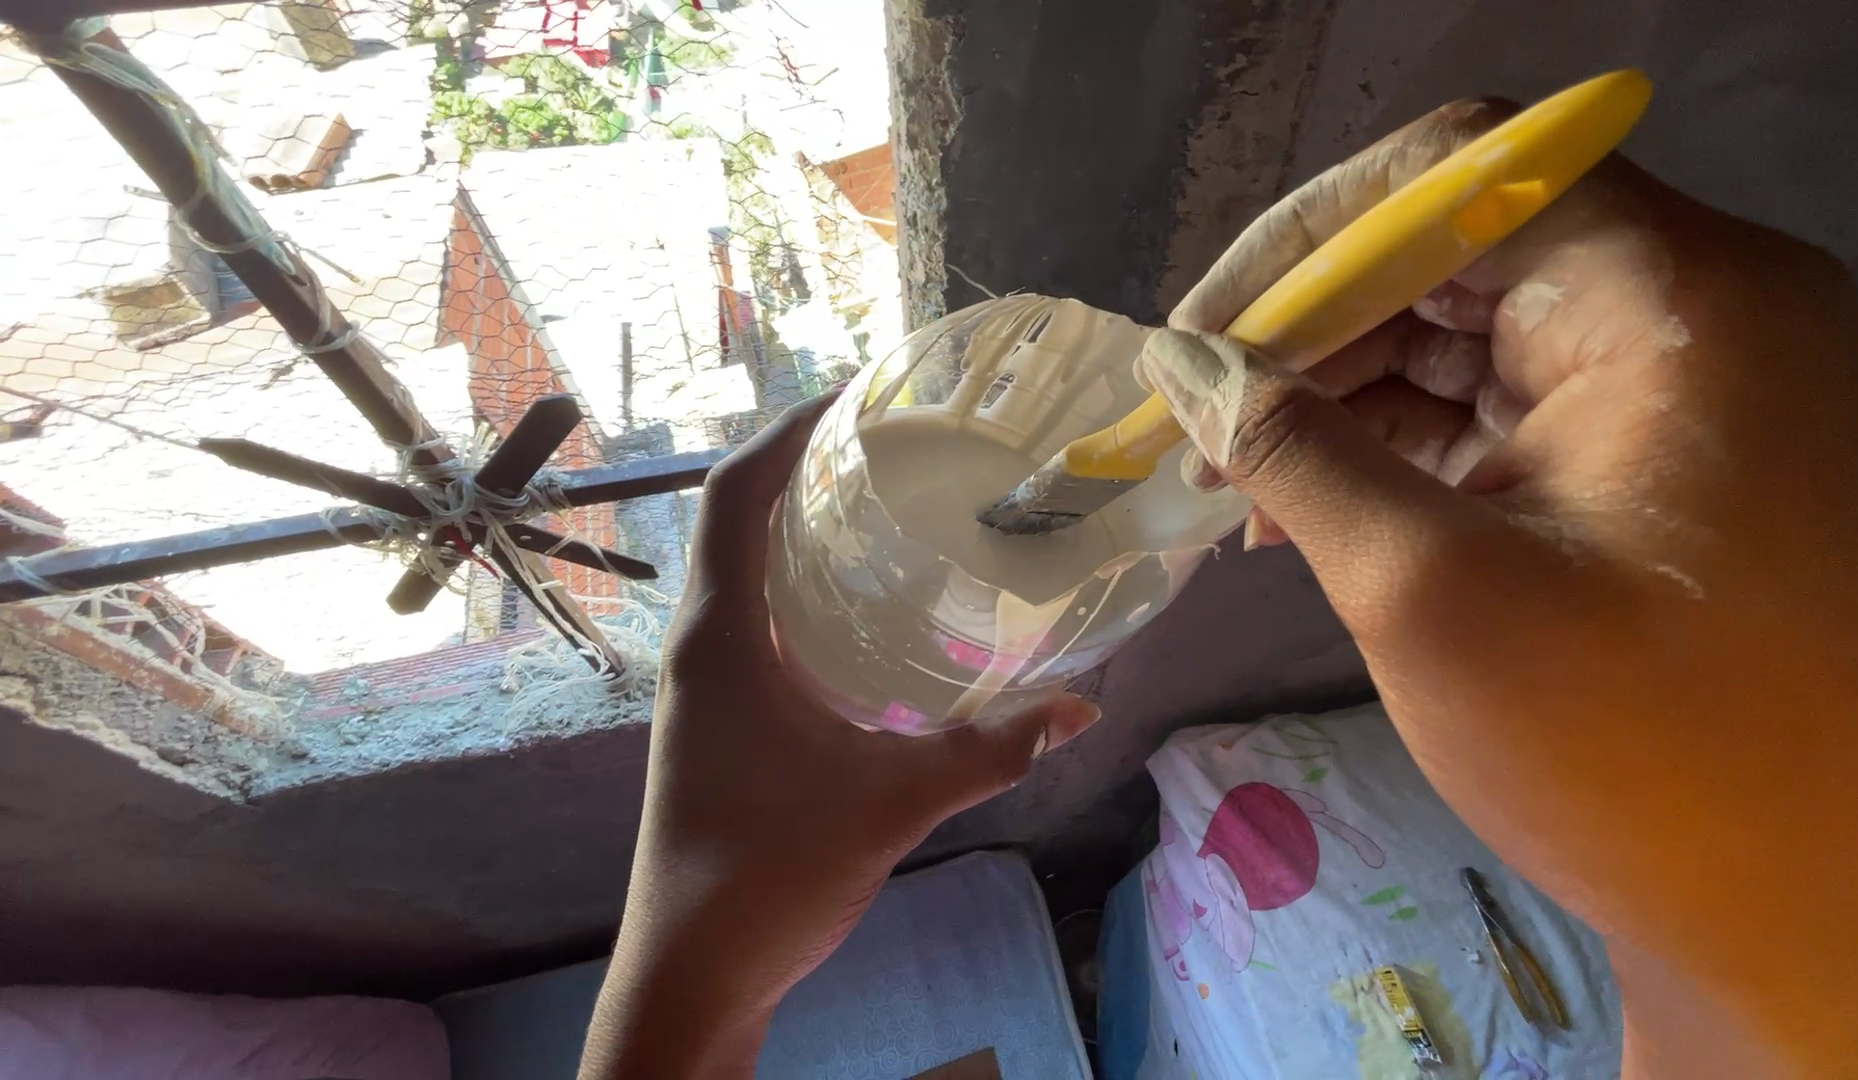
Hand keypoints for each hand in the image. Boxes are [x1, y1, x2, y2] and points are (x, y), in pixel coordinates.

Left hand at [579, 393, 1100, 1079]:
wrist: (694, 971)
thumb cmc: (772, 877)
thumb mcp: (893, 804)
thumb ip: (990, 753)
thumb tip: (1080, 709)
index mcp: (722, 638)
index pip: (736, 496)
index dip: (786, 434)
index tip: (851, 400)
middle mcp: (703, 641)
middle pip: (737, 516)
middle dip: (801, 465)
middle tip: (887, 445)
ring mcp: (707, 675)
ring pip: (743, 564)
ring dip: (796, 522)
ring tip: (881, 499)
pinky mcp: (721, 706)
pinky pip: (756, 611)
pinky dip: (800, 580)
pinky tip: (862, 598)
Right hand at [1142, 99, 1857, 1074]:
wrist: (1797, 912)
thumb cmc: (1627, 747)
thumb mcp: (1423, 585)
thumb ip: (1288, 451)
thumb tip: (1177, 364)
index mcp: (1662, 300)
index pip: (1457, 173)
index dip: (1307, 241)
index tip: (1201, 336)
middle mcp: (1662, 314)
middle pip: (1434, 256)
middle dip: (1296, 334)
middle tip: (1191, 423)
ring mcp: (1634, 392)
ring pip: (1429, 341)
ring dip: (1314, 401)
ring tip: (1221, 484)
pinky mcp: (1599, 465)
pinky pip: (1451, 416)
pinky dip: (1358, 452)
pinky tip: (1284, 515)